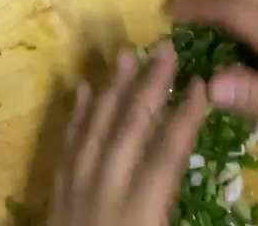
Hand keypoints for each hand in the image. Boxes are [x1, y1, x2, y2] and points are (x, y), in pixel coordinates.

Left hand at [49, 41, 209, 225]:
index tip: (201, 83)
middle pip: (131, 128)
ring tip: (126, 53)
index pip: (168, 153)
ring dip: (113, 87)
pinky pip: (67, 146)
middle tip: (166, 47)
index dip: (186, 116)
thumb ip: (171, 196)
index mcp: (142, 210)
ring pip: (96, 127)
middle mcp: (108, 189)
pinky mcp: (56, 193)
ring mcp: (77, 188)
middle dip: (150, 84)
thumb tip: (187, 157)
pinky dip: (77, 114)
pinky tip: (83, 87)